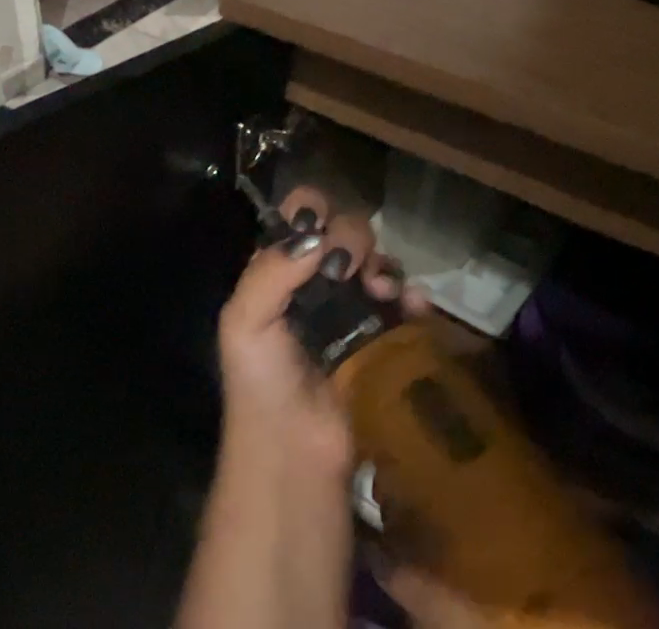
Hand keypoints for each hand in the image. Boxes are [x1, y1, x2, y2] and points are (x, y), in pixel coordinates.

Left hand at [216, 187, 404, 473]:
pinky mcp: (383, 338)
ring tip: (383, 292)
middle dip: (351, 238)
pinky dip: (412, 295)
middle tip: (349, 269)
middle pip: (342, 233)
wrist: (295, 448)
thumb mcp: (245, 321)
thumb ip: (270, 271)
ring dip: (384, 264)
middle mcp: (312, 284)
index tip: (320, 223)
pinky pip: (405, 302)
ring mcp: (351, 310)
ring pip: (376, 262)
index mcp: (275, 274)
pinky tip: (413, 306)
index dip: (311, 210)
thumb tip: (316, 235)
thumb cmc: (262, 382)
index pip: (296, 220)